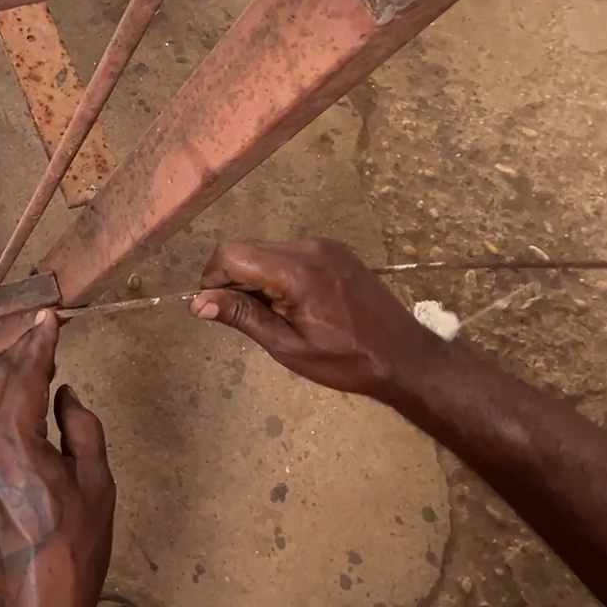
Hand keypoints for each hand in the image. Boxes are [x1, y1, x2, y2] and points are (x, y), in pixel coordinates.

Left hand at [0, 310, 115, 606]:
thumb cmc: (70, 554)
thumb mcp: (95, 487)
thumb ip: (82, 427)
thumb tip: (65, 391)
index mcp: (10, 440)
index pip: (25, 373)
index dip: (40, 340)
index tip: (48, 314)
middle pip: (0, 379)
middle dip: (23, 351)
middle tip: (44, 328)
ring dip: (11, 375)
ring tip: (36, 356)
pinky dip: (0, 402)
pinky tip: (19, 399)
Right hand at [189, 238, 447, 399]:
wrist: (408, 359)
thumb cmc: (347, 361)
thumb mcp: (288, 346)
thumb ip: (242, 316)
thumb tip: (198, 303)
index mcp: (297, 271)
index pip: (231, 254)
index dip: (213, 279)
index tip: (217, 307)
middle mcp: (308, 247)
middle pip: (245, 248)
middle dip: (232, 278)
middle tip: (245, 314)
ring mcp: (322, 245)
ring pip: (263, 249)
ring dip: (254, 275)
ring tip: (273, 311)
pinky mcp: (332, 249)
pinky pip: (286, 251)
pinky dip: (275, 271)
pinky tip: (292, 300)